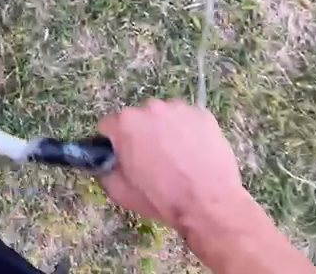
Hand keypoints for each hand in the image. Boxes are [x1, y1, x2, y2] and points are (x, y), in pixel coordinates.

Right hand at [96, 99, 248, 235]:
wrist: (212, 207)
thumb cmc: (165, 200)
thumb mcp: (122, 193)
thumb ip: (104, 172)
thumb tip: (103, 163)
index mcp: (125, 123)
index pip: (110, 126)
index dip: (116, 143)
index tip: (127, 158)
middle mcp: (148, 107)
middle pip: (138, 118)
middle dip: (143, 135)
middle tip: (156, 160)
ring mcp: (177, 108)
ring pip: (164, 116)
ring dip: (166, 130)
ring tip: (180, 157)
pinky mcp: (201, 113)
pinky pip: (188, 119)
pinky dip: (189, 131)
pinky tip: (196, 152)